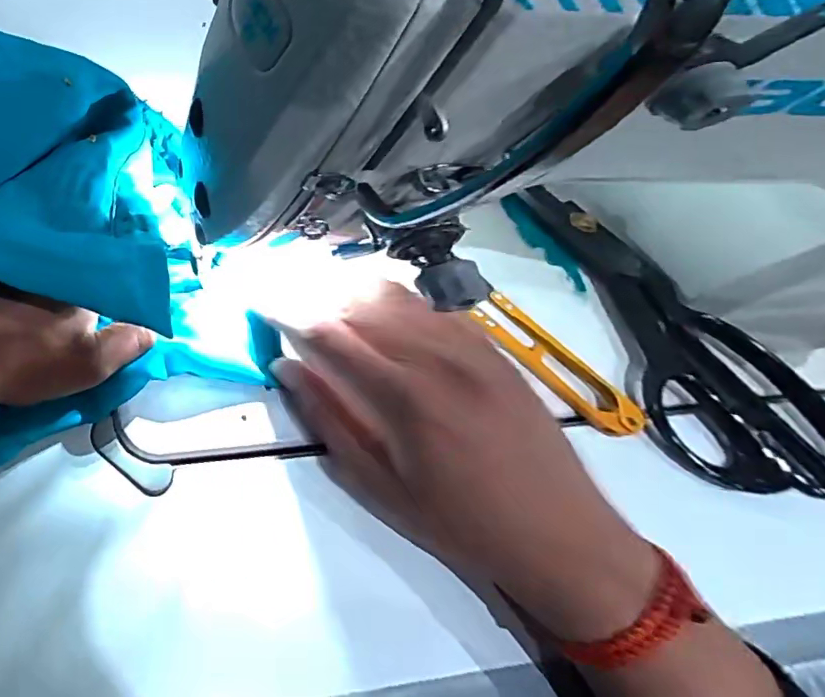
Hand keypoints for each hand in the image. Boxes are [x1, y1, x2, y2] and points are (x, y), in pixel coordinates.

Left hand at [0, 284, 155, 406]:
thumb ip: (125, 344)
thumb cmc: (32, 362)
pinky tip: (11, 287)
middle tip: (73, 288)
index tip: (109, 296)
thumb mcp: (89, 364)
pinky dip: (17, 274)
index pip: (103, 281)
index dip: (108, 287)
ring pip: (41, 269)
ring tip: (46, 278)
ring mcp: (16, 273)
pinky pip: (11, 269)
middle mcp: (51, 272)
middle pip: (72, 272)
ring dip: (46, 273)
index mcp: (80, 288)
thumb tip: (152, 328)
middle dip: (78, 276)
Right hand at [270, 282, 659, 642]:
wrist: (563, 535)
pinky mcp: (489, 346)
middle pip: (357, 300)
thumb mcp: (381, 487)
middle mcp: (432, 356)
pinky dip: (395, 298)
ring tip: (327, 299)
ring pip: (394, 293)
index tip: (262, 304)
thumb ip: (329, 420)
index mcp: (401, 395)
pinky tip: (382, 310)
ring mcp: (466, 345)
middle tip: (288, 298)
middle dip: (313, 293)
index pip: (327, 333)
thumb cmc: (461, 522)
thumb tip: (286, 368)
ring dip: (350, 289)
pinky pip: (430, 304)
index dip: (287, 312)